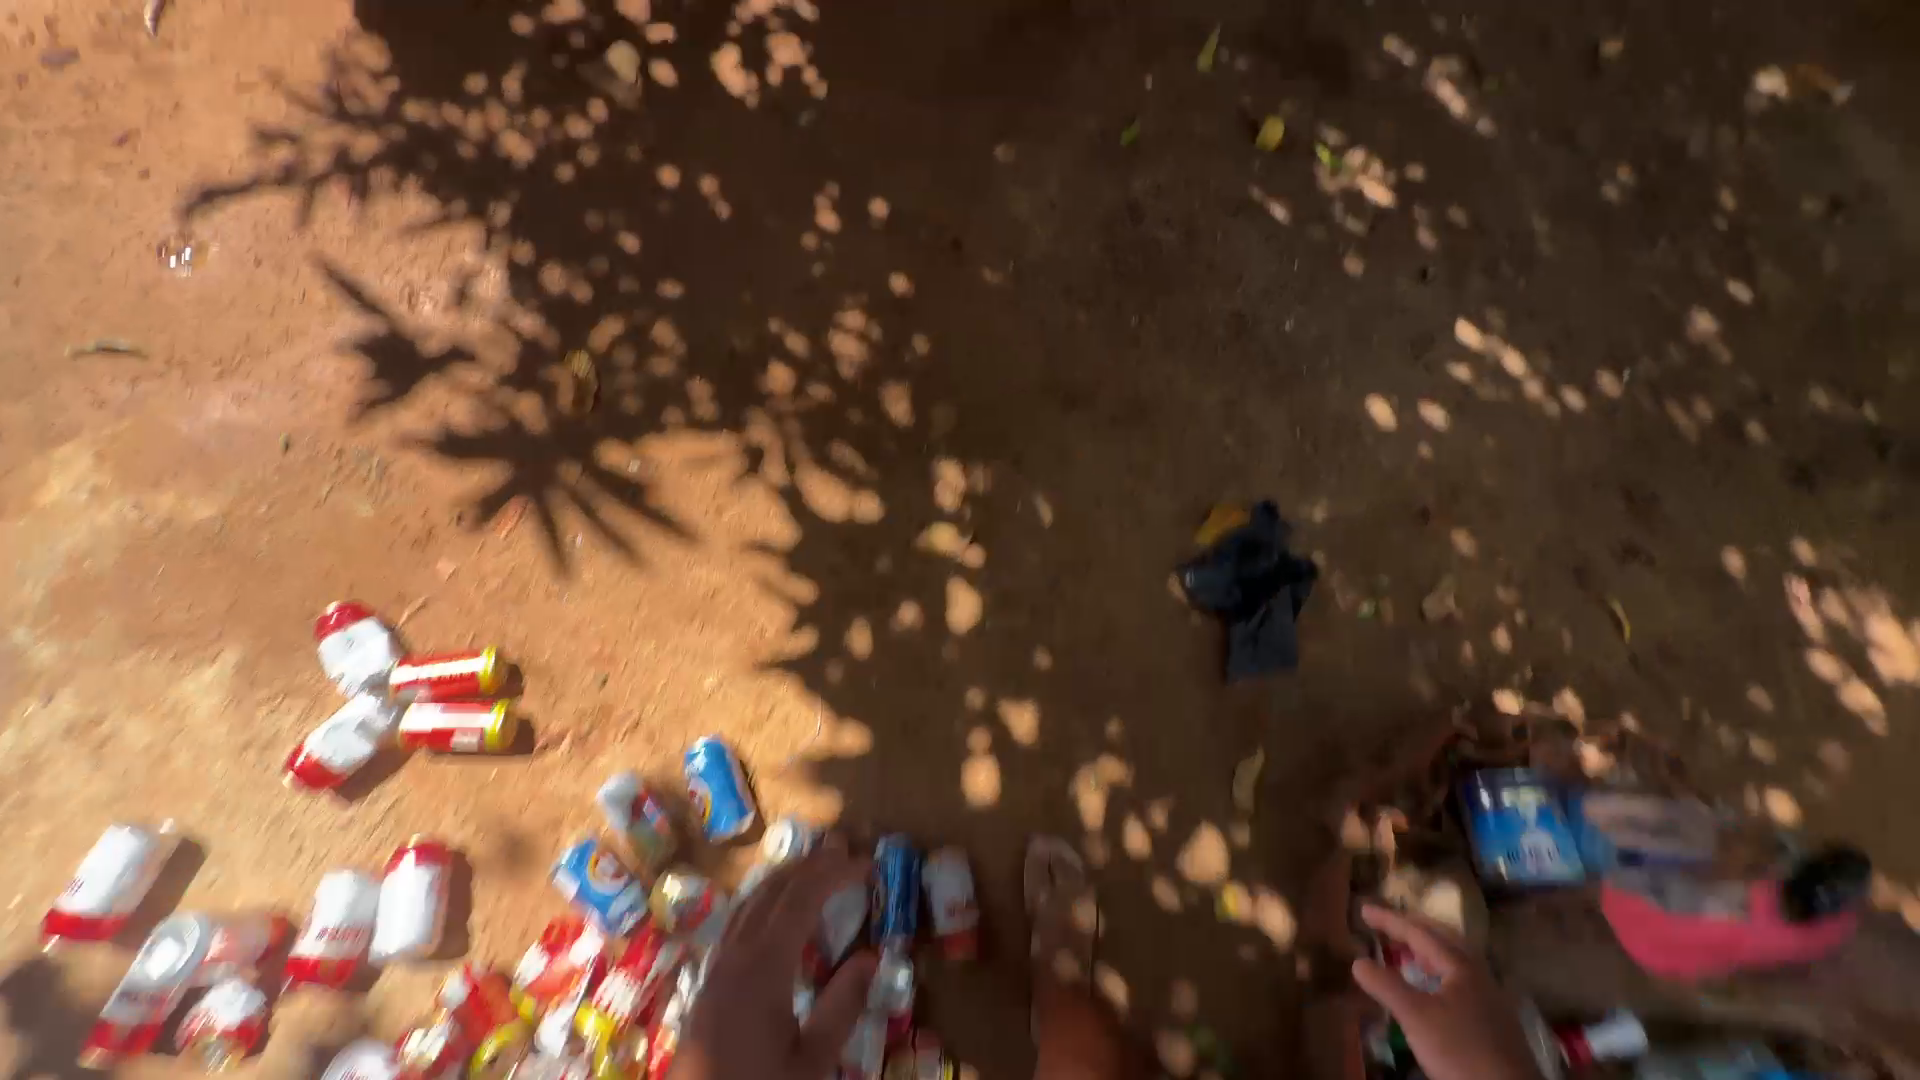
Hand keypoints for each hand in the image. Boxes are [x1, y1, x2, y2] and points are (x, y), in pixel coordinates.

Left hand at [670, 838, 877, 1079]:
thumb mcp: (811, 1064)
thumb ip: (842, 1006)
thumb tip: (870, 956)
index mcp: (763, 966)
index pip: (803, 897)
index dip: (836, 872)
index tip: (869, 863)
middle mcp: (735, 954)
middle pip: (774, 889)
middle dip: (812, 864)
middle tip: (846, 851)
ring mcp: (716, 967)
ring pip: (751, 901)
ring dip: (786, 878)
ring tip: (816, 868)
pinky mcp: (707, 984)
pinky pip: (738, 921)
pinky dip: (765, 900)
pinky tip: (776, 914)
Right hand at [1350, 904, 1541, 1079]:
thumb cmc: (1461, 1051)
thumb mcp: (1415, 1017)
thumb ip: (1386, 985)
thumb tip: (1358, 962)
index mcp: (1462, 967)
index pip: (1420, 933)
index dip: (1389, 920)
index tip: (1363, 909)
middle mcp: (1480, 976)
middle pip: (1445, 940)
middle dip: (1414, 927)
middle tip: (1389, 922)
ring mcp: (1491, 1000)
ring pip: (1456, 961)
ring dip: (1428, 950)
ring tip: (1407, 951)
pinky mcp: (1495, 1023)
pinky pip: (1461, 981)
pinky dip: (1439, 971)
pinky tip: (1433, 989)